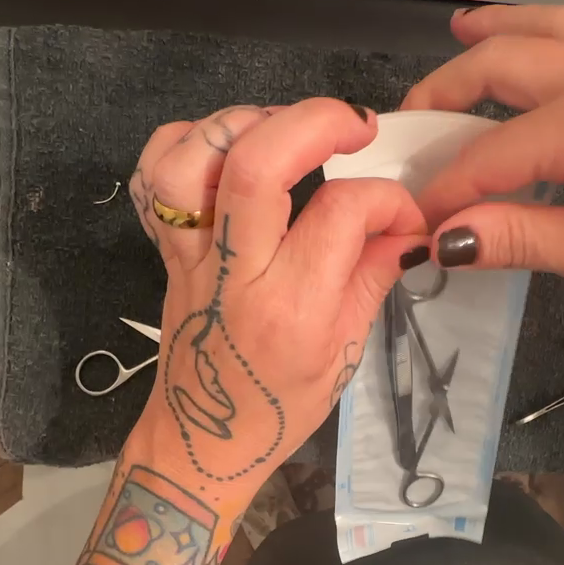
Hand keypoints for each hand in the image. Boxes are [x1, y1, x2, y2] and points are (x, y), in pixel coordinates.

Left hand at [125, 99, 427, 494]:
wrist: (201, 442)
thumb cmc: (279, 410)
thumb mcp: (344, 354)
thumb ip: (373, 278)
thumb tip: (408, 229)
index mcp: (291, 310)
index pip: (341, 213)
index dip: (386, 197)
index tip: (404, 215)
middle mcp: (235, 275)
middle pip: (256, 162)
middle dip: (315, 121)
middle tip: (356, 127)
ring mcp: (191, 259)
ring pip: (193, 158)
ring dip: (245, 122)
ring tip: (286, 131)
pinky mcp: (168, 252)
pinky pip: (155, 178)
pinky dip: (189, 143)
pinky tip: (229, 149)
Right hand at [402, 5, 563, 303]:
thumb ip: (518, 238)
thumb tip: (446, 240)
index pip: (481, 158)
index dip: (441, 196)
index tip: (416, 227)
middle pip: (495, 68)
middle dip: (441, 97)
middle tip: (409, 131)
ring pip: (540, 29)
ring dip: (489, 38)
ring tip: (455, 41)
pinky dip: (539, 30)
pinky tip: (533, 43)